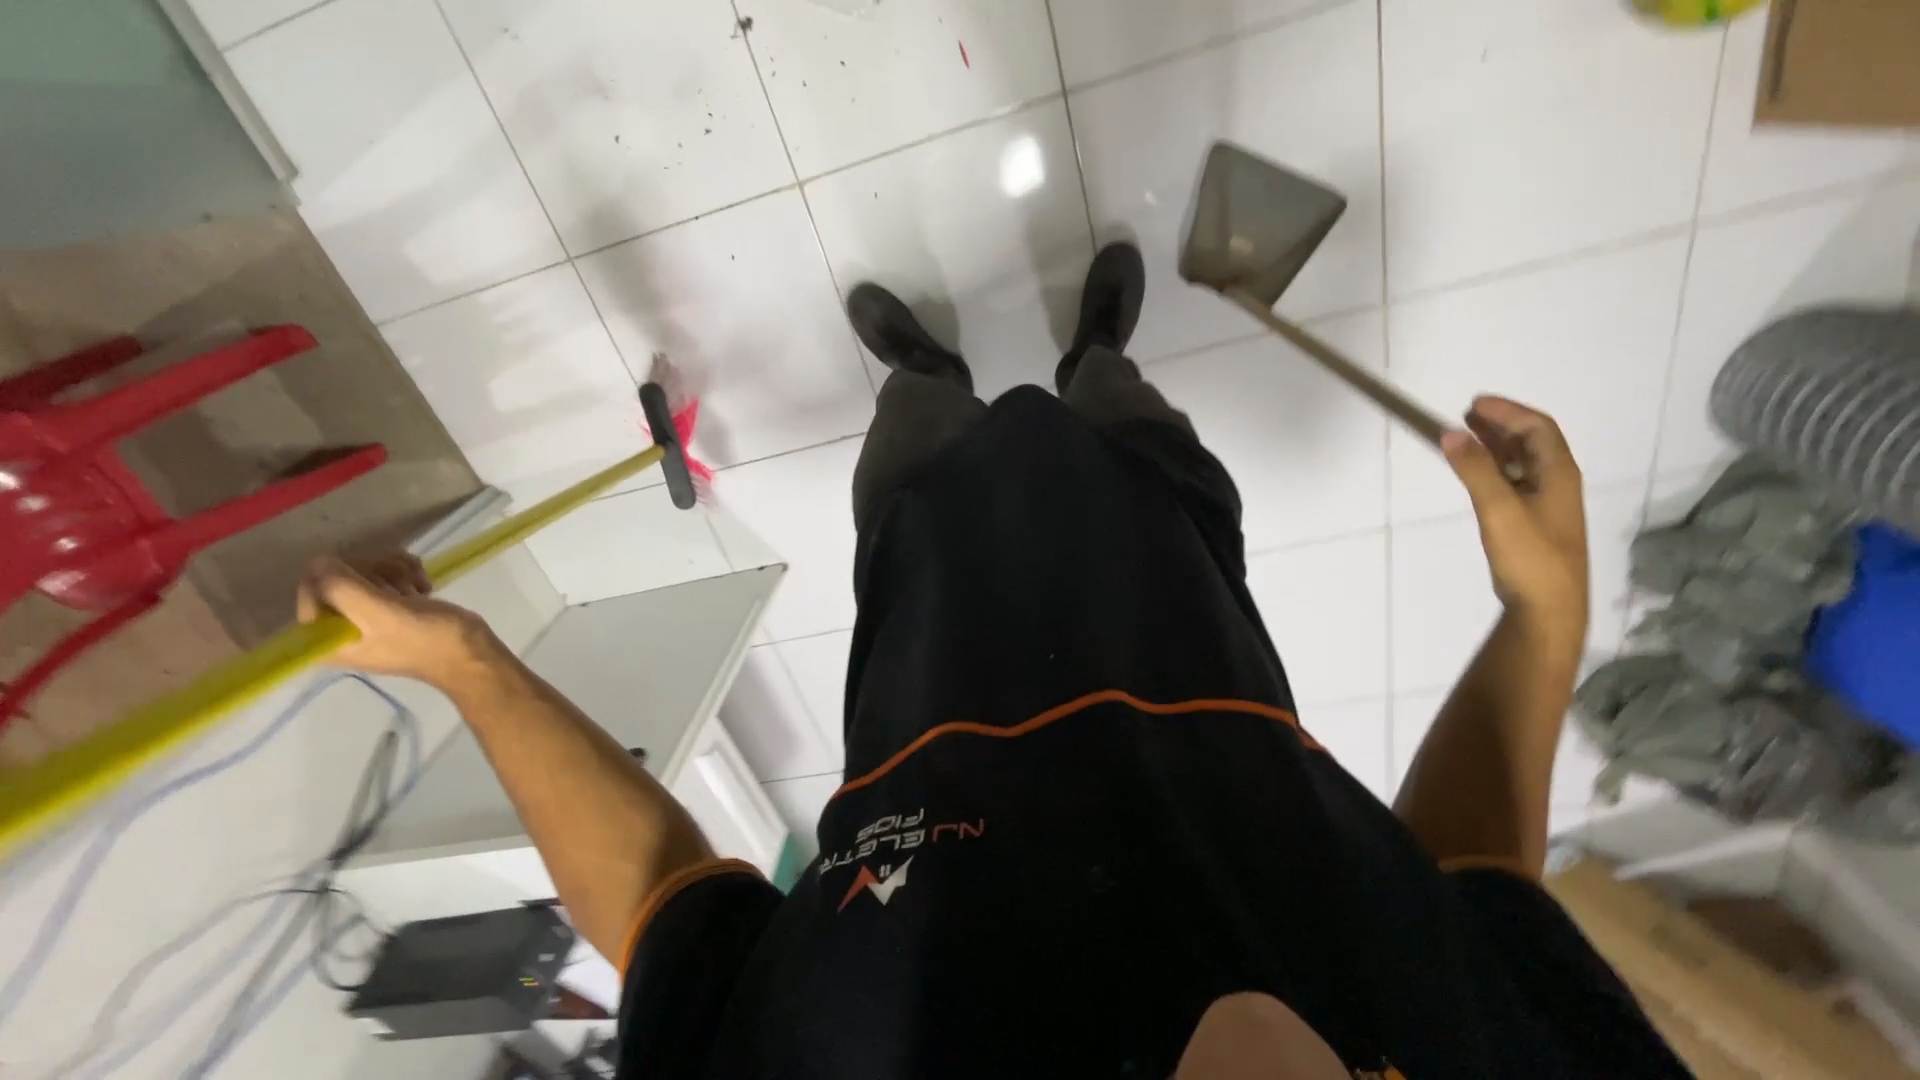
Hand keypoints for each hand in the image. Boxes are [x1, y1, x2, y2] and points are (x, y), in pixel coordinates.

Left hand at [296, 553, 503, 687]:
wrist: (471, 654)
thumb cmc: (426, 639)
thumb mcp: (382, 615)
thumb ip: (342, 589)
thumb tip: (318, 561)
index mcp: (324, 637)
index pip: (312, 587)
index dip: (344, 573)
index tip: (377, 577)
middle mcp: (337, 626)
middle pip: (338, 576)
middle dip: (374, 569)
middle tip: (403, 579)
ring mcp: (365, 616)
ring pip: (364, 573)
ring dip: (393, 569)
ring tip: (416, 581)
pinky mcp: (390, 608)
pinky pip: (385, 578)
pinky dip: (405, 573)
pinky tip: (423, 584)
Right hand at [1441, 396, 1588, 629]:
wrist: (1549, 608)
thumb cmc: (1530, 555)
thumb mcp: (1498, 508)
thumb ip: (1474, 469)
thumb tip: (1450, 432)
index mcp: (1559, 473)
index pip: (1538, 428)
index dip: (1507, 411)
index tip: (1472, 405)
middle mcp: (1558, 483)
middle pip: (1533, 442)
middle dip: (1502, 425)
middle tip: (1467, 416)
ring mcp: (1548, 504)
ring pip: (1525, 463)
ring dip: (1498, 446)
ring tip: (1467, 439)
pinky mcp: (1534, 523)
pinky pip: (1517, 482)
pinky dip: (1496, 469)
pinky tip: (1479, 476)